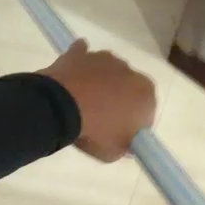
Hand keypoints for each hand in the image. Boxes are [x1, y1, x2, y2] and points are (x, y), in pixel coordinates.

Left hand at [37, 40, 155, 161]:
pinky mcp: (79, 53)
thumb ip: (126, 144)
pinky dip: (79, 63)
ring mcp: (103, 58)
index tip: (117, 133)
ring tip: (81, 102)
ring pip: (106, 73)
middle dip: (117, 101)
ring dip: (99, 83)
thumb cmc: (95, 130)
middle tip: (99, 119)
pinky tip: (73, 73)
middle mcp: (130, 70)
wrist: (58, 108)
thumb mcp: (115, 151)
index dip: (132, 125)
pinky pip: (82, 56)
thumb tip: (125, 140)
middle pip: (127, 89)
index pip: (145, 113)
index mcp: (146, 93)